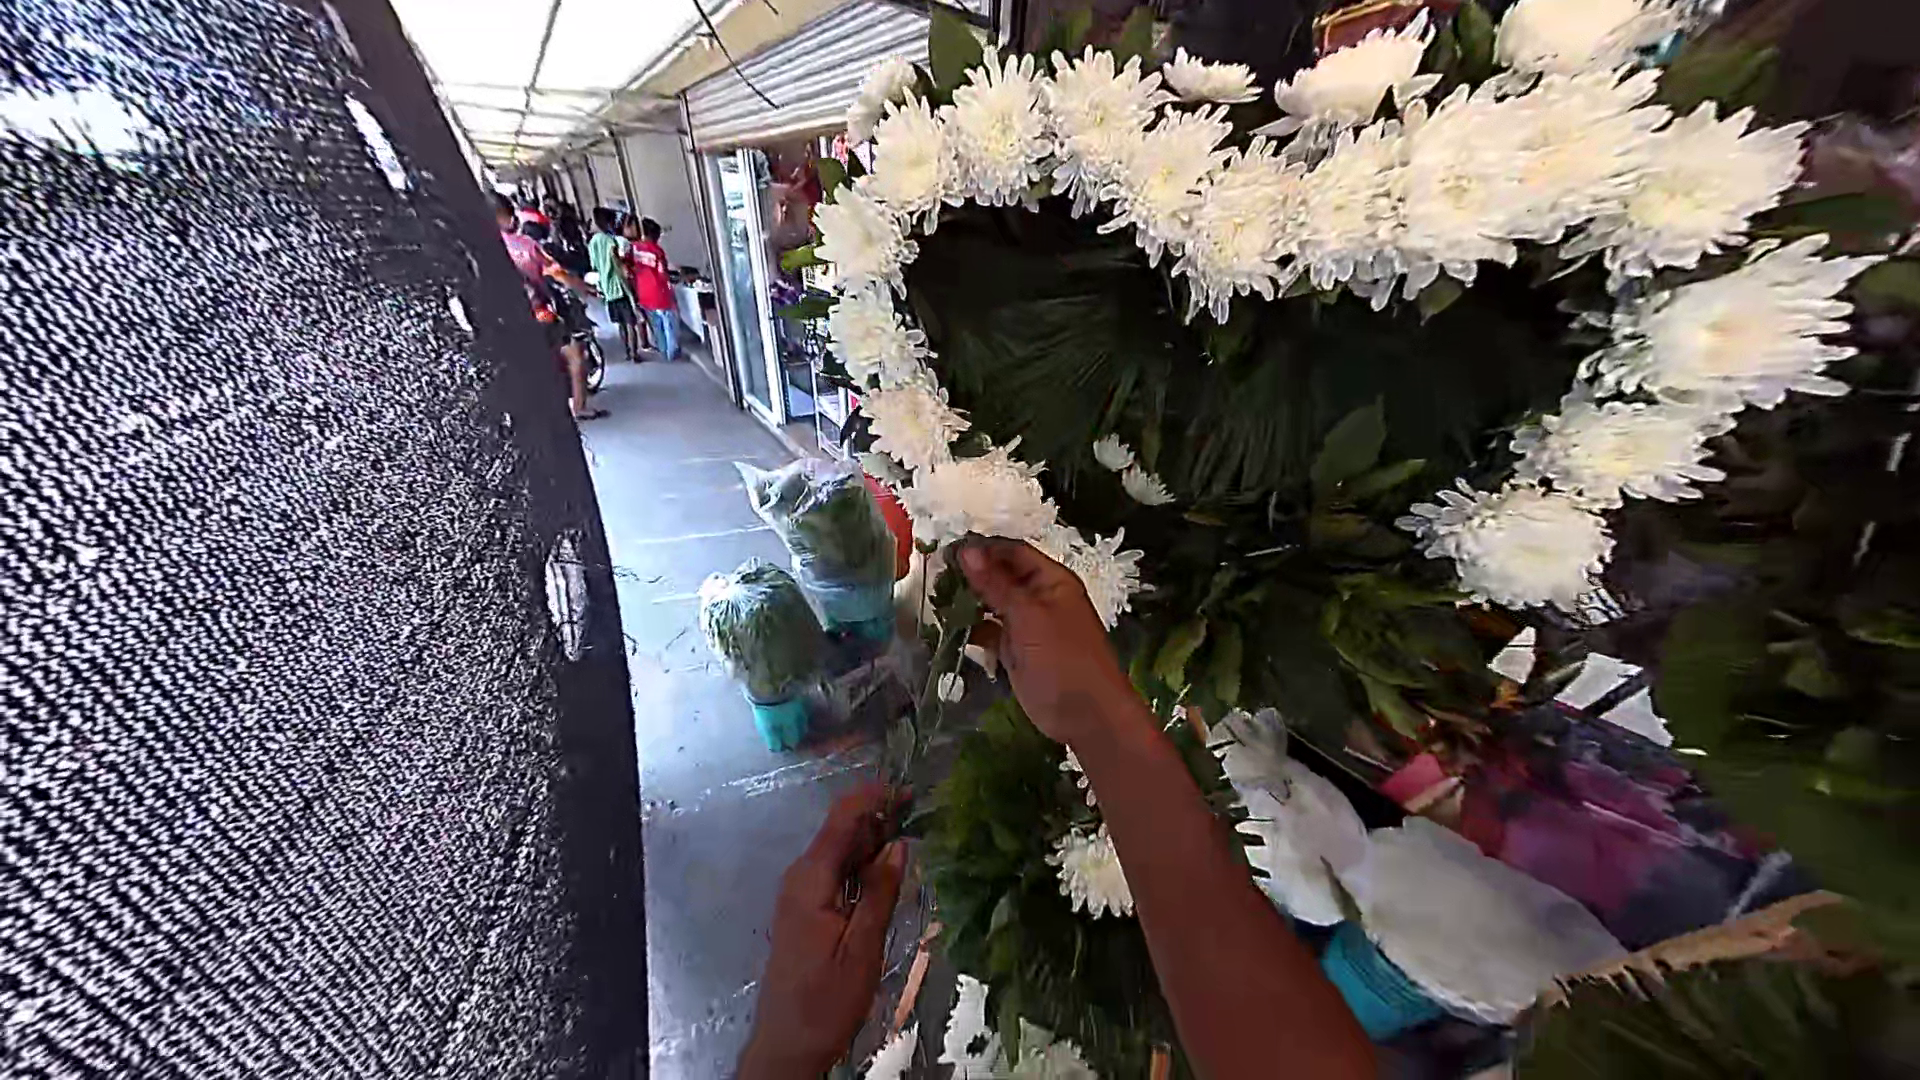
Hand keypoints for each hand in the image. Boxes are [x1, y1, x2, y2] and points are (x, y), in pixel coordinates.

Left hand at [738, 785, 907, 1078]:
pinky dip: (864, 858)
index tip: (906, 787)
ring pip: (842, 846)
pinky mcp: (809, 904)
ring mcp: (803, 889)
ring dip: (874, 833)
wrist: (786, 1048)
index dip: (873, 796)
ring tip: (911, 824)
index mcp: (811, 878)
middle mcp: (803, 874)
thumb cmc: (825, 1002)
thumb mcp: (862, 949)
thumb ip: (880, 892)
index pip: (842, 818)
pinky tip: (888, 859)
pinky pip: (838, 867)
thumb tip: (899, 843)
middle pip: (842, 828)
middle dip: (878, 811)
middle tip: (918, 805)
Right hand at [956, 537, 1138, 744]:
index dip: (983, 548)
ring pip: (992, 604)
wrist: (1085, 714)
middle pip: (1001, 576)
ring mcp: (1025, 625)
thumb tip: (966, 550)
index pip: (1013, 552)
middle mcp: (1038, 597)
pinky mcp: (1014, 650)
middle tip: (936, 572)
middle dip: (972, 574)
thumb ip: (995, 583)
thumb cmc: (1063, 657)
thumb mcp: (1028, 615)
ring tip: (936, 596)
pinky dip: (972, 628)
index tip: (948, 549)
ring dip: (969, 600)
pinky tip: (948, 624)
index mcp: (1050, 580)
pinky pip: (989, 631)